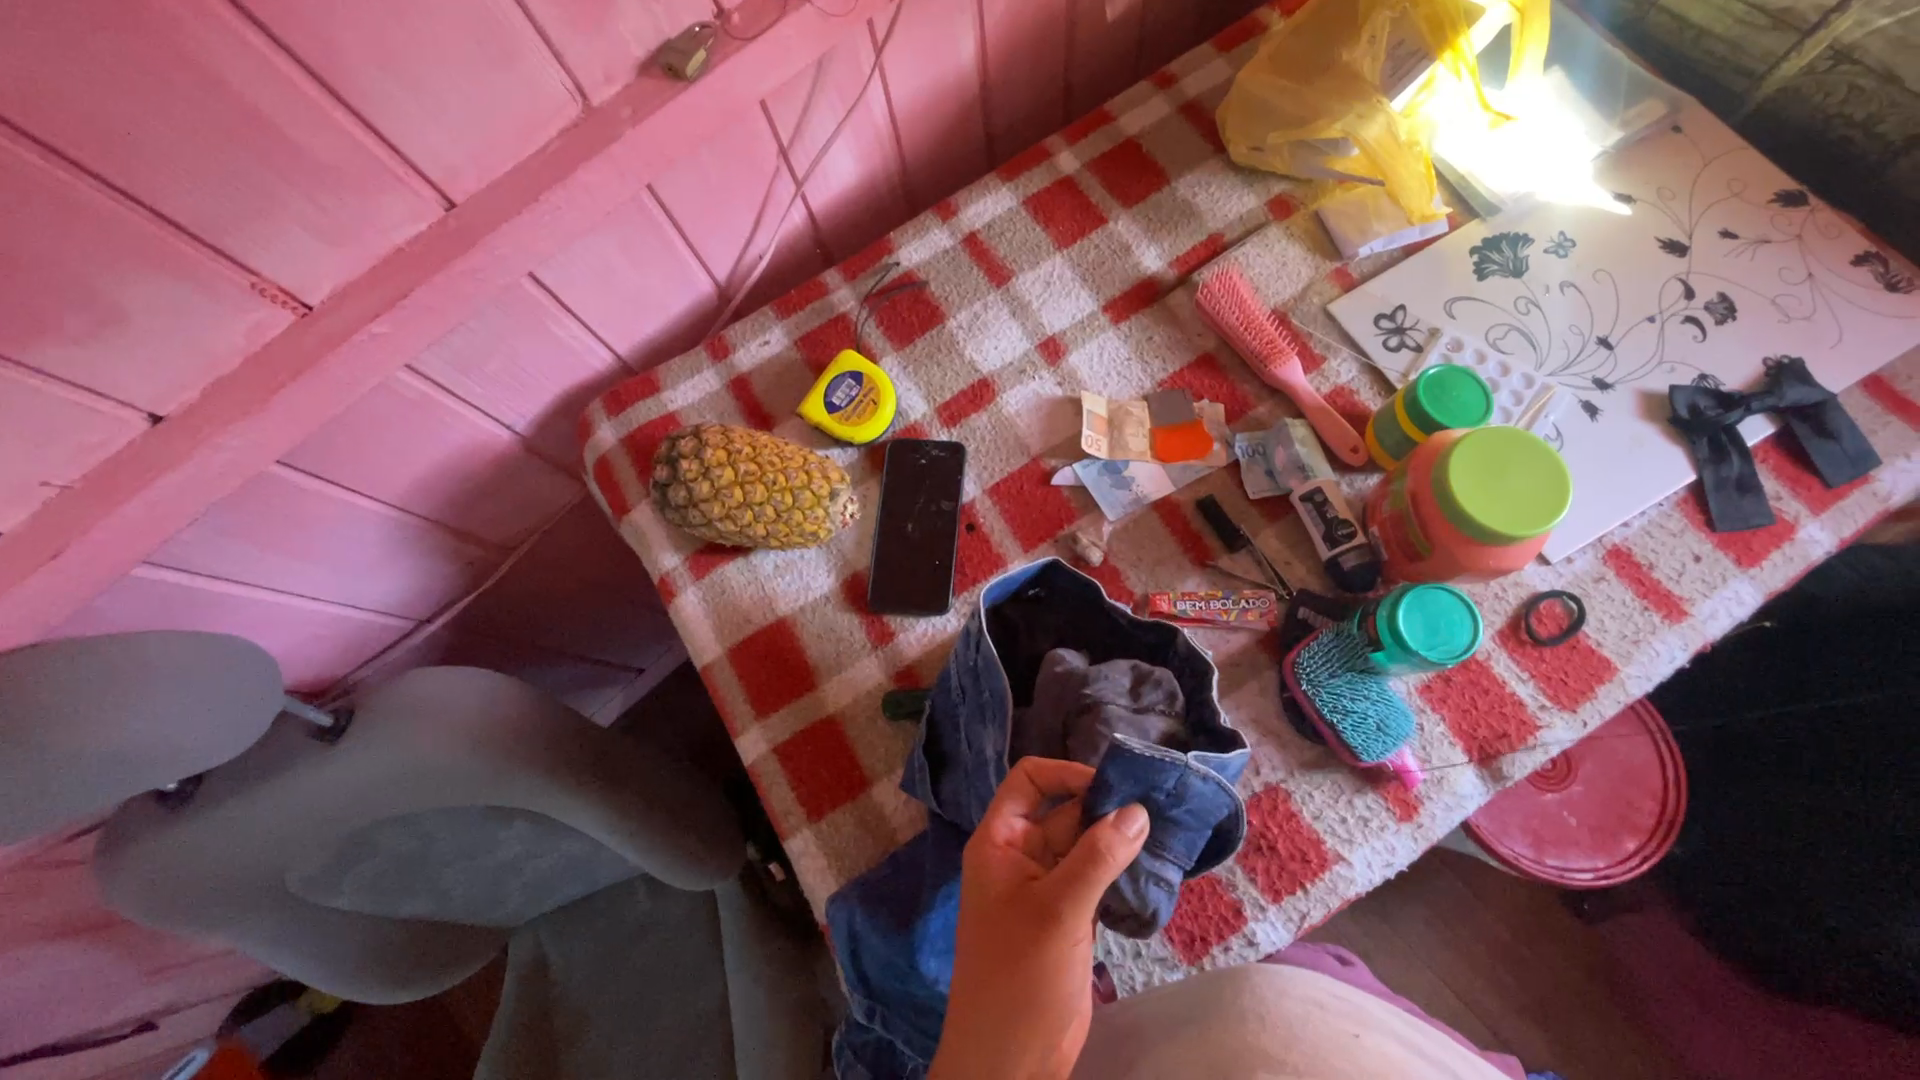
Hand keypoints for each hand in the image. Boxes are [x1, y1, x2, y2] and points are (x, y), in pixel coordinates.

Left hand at [929, 757, 1149, 1079]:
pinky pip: (1094, 878)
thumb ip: (1097, 858)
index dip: (1068, 775)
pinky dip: (1120, 871)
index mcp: (999, 841)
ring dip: (1117, 839)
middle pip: (1063, 811)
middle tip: (1158, 805)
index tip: (1114, 787)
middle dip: (1104, 807)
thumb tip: (1137, 810)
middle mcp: (1019, 856)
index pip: (1029, 781)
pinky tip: (1154, 868)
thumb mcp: (1057, 911)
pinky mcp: (1067, 918)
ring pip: (1083, 846)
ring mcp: (1044, 888)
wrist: (1009, 1060)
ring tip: (1165, 831)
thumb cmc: (1020, 977)